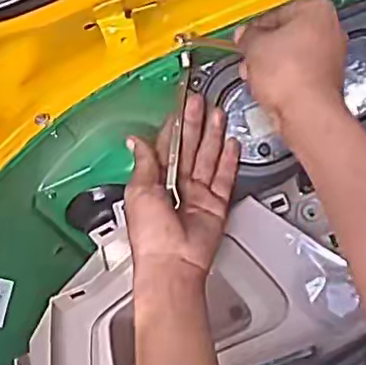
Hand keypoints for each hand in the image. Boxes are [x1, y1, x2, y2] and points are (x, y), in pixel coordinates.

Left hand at [125, 92, 240, 287]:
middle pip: (188, 149)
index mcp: (154, 183)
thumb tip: (134, 141)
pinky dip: (228, 160)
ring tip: (218, 113)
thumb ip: (144, 163)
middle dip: (195, 124)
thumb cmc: (151, 237)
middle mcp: (176, 187)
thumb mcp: (138, 191)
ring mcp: (197, 196)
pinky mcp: (215, 206)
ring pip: (207, 158)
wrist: (173, 263)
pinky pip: (224, 178)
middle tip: (200, 101)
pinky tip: (231, 143)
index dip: (173, 126)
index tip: (179, 106)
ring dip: (213, 136)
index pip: (166, 147)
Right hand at [234, 0, 348, 136]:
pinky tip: (269, 90)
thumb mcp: (255, 46)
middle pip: (288, 35)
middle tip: (249, 57)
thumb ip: (247, 36)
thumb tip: (245, 35)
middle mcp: (331, 31)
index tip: (246, 36)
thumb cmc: (289, 75)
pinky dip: (284, 81)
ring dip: (271, 66)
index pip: (279, 11)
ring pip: (293, 57)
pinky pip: (299, 76)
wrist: (306, 113)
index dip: (257, 26)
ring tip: (255, 76)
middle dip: (264, 48)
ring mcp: (331, 59)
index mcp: (318, 10)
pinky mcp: (326, 83)